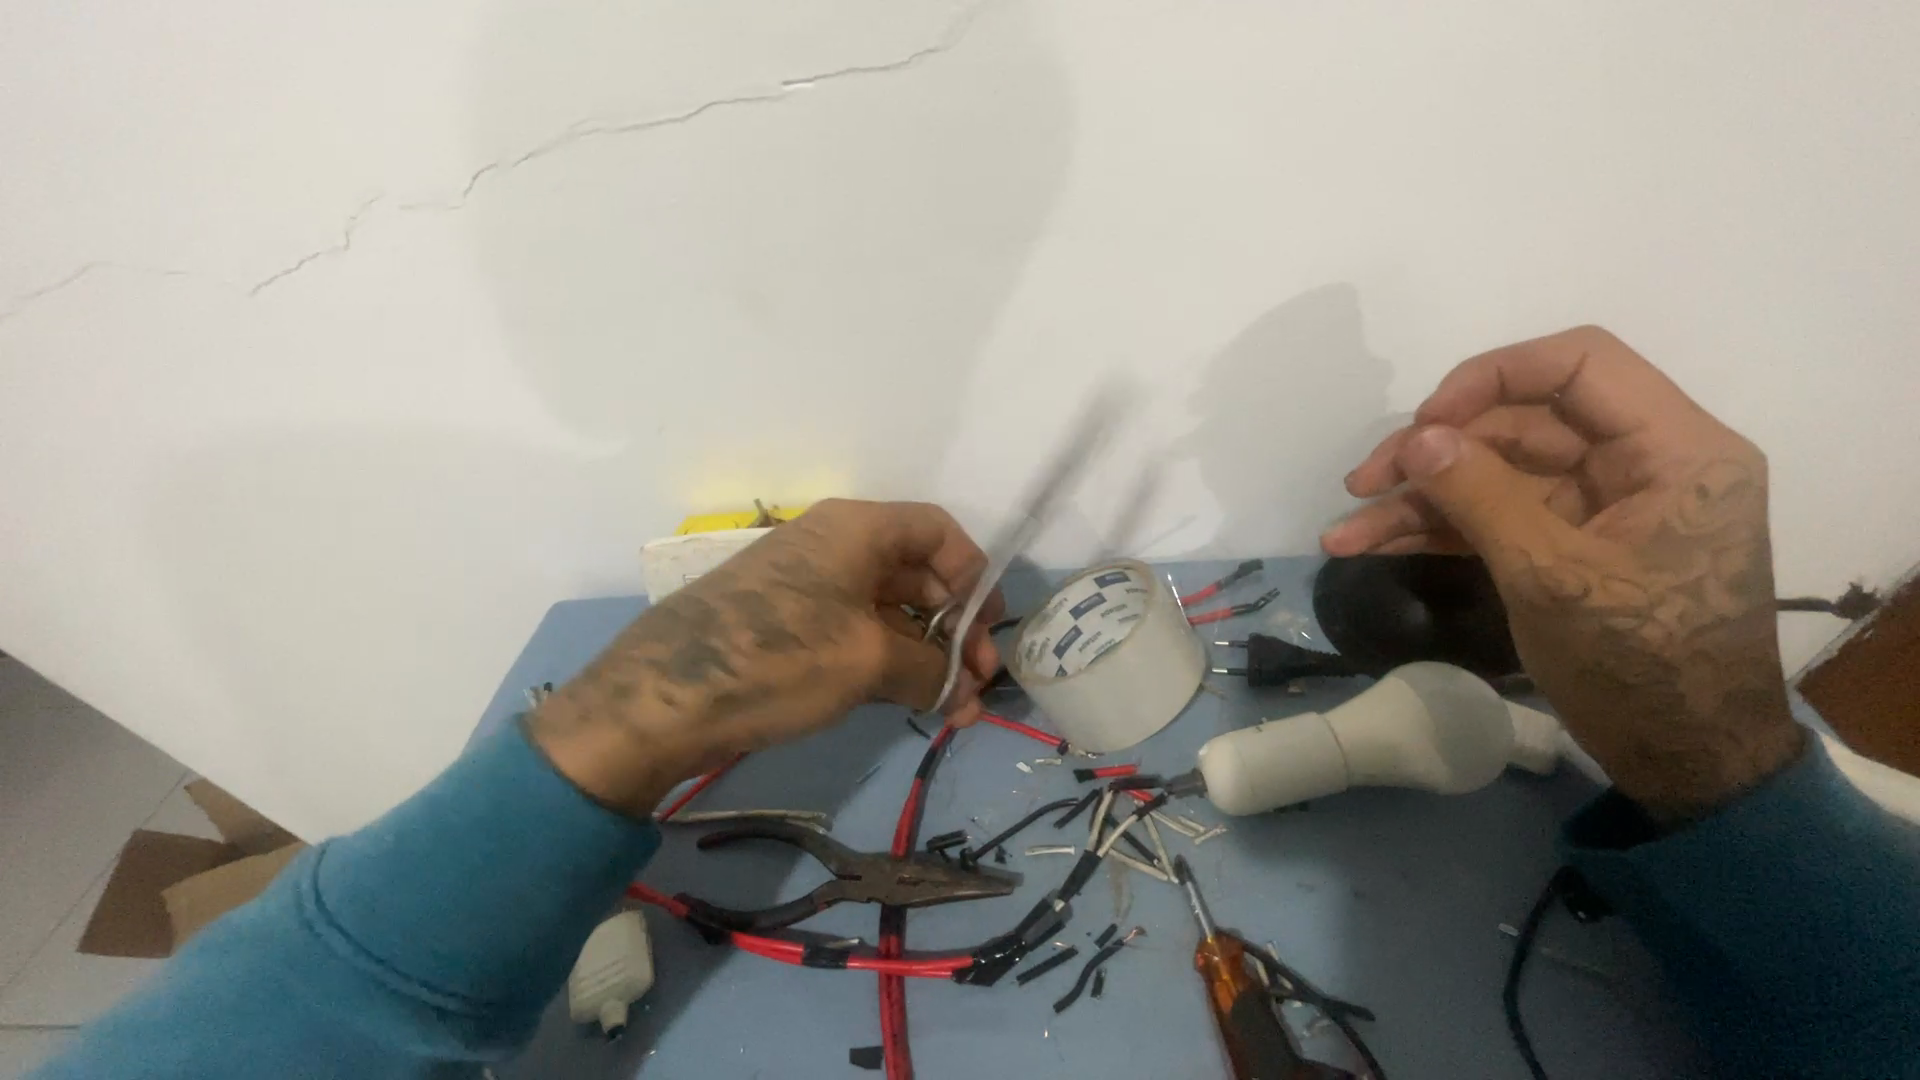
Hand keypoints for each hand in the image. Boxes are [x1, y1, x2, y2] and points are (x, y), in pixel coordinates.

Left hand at [528, 499, 1002, 816]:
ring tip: (954, 711)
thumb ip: (931, 669)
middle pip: (917, 575)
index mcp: (857, 529)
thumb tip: (961, 689)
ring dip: (928, 659)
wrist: (661, 699)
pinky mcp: (791, 632)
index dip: (973, 575)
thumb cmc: (778, 657)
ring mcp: (810, 591)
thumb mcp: (868, 660)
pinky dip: (890, 668)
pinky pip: (857, 638)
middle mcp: (836, 548)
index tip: (987, 628)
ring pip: (889, 614)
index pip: (937, 531)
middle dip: (956, 630)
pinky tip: (912, 706)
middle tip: (977, 685)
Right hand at [1322, 326, 1802, 822]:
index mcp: (1672, 451)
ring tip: (1344, 531)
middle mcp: (1632, 463)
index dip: (1493, 376)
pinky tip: (1365, 546)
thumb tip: (1416, 440)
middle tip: (1361, 482)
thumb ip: (1483, 497)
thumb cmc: (1640, 661)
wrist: (1677, 753)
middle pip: (1515, 421)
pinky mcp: (1554, 541)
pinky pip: (1483, 514)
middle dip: (1430, 450)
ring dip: (1413, 497)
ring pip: (1486, 471)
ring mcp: (1588, 504)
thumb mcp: (1553, 576)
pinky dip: (1427, 529)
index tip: (1426, 422)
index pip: (1579, 364)